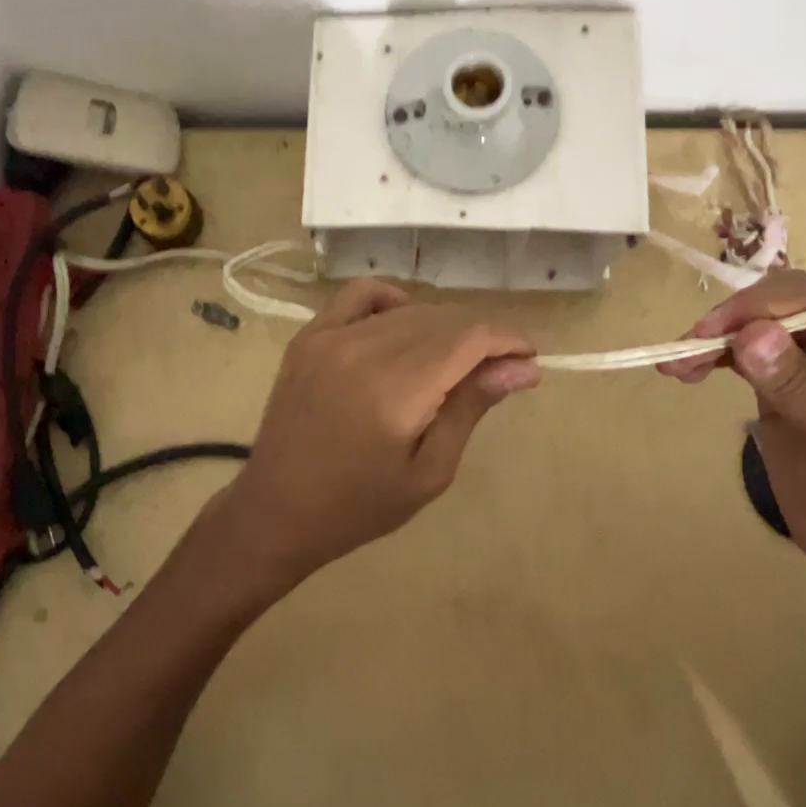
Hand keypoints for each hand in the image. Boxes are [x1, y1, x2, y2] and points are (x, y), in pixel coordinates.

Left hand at [204, 279, 540, 594]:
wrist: (277, 510)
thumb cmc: (359, 506)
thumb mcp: (429, 471)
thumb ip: (471, 408)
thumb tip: (523, 367)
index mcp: (397, 390)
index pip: (469, 337)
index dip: (508, 340)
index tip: (528, 360)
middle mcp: (364, 350)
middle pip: (443, 319)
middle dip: (482, 337)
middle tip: (499, 370)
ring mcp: (330, 338)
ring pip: (408, 309)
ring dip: (444, 325)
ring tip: (456, 360)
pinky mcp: (309, 338)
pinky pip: (360, 296)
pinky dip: (393, 301)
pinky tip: (406, 326)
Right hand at [658, 270, 805, 595]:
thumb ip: (800, 390)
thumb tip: (748, 333)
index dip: (768, 308)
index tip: (712, 331)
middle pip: (793, 304)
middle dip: (739, 318)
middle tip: (689, 346)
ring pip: (765, 325)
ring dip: (719, 336)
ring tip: (675, 362)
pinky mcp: (789, 387)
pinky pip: (750, 355)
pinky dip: (717, 358)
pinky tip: (686, 370)